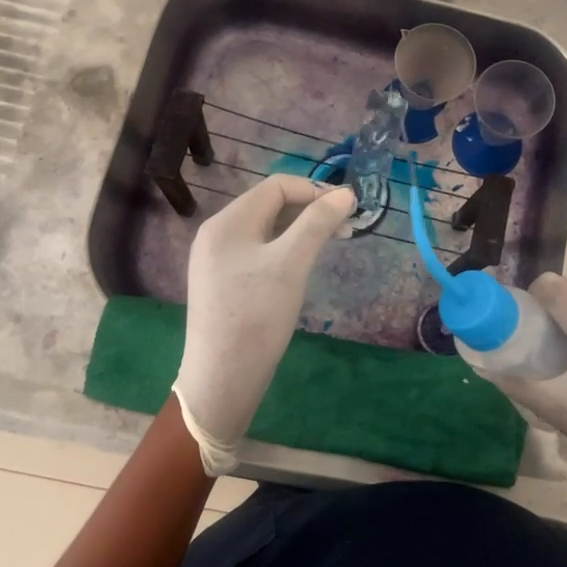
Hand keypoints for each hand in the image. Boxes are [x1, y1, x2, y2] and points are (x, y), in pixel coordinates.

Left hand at [172, 175, 355, 474]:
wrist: (221, 380)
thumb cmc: (256, 316)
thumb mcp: (291, 264)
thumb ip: (317, 224)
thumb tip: (346, 193)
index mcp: (228, 222)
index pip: (277, 186)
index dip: (315, 190)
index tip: (349, 210)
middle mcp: (217, 234)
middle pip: (270, 205)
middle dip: (310, 210)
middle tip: (346, 229)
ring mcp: (217, 260)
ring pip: (266, 230)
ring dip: (300, 230)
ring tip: (331, 245)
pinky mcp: (222, 283)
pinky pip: (258, 252)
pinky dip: (285, 250)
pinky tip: (302, 267)